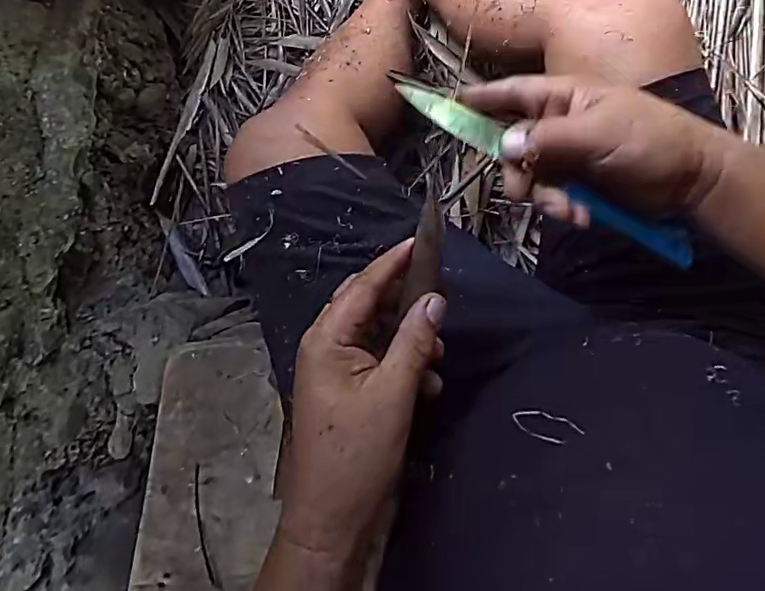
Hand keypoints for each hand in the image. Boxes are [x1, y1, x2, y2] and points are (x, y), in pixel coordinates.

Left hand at [275, 239, 446, 564]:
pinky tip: (427, 380)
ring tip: (437, 350)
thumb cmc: (356, 455)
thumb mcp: (393, 393)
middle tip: (438, 293)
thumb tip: (435, 298)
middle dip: (405, 299)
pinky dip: (405, 361)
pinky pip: (380, 357)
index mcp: (326, 338)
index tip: (420, 241)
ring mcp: (336, 367)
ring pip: (378, 330)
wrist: (332, 522)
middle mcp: (326, 344)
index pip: (364, 285)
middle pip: (370, 303)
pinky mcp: (348, 387)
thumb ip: (415, 340)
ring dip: (410, 336)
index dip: (394, 261)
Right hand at [458, 75, 733, 226]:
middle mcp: (559, 122)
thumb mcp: (598, 132)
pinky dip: (561, 208)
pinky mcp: (579, 181)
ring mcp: (568, 153)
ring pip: (530, 175)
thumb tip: (505, 144)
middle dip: (519, 172)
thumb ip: (549, 138)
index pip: (512, 92)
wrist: (691, 177)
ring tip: (570, 211)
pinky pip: (552, 194)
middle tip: (527, 192)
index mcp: (563, 96)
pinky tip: (582, 216)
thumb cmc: (648, 138)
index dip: (480, 97)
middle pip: (513, 143)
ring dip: (543, 197)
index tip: (449, 105)